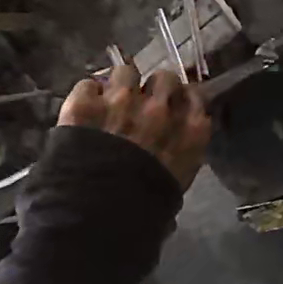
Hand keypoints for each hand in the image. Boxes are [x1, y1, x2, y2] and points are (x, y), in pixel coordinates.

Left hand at [58, 61, 212, 188]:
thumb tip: (189, 126)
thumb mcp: (184, 174)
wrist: (99, 211)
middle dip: (156, 86)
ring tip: (113, 98)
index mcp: (189, 128)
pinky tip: (87, 108)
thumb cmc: (148, 201)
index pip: (196, 95)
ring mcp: (122, 102)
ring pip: (126, 71)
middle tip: (146, 100)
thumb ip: (189, 144)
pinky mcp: (86, 104)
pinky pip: (88, 83)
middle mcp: (160, 108)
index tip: (178, 103)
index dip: (185, 97)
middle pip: (164, 78)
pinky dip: (88, 93)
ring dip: (121, 83)